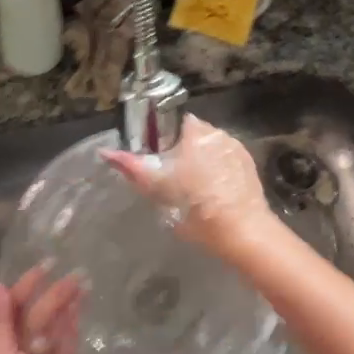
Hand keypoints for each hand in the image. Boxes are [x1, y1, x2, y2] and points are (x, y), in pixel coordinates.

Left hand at [0, 266, 84, 353]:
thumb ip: (1, 319)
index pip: (14, 306)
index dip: (28, 285)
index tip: (46, 266)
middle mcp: (19, 348)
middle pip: (39, 316)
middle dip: (55, 296)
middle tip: (76, 276)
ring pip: (55, 329)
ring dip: (67, 308)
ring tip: (83, 285)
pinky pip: (66, 350)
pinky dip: (72, 331)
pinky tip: (80, 313)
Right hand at [101, 114, 274, 257]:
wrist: (242, 232)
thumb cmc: (196, 208)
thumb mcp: (158, 189)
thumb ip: (132, 167)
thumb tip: (105, 152)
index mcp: (195, 131)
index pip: (173, 121)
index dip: (162, 138)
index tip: (158, 159)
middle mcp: (218, 132)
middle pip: (191, 136)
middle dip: (181, 152)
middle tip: (172, 179)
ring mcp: (236, 148)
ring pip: (209, 148)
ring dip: (201, 162)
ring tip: (194, 190)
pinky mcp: (249, 165)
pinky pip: (226, 161)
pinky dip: (218, 172)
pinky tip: (213, 194)